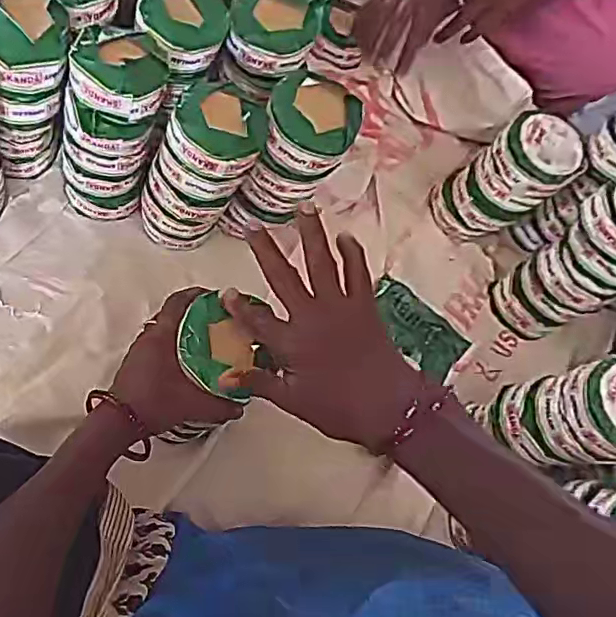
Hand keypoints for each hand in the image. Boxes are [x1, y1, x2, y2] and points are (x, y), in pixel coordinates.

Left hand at [108, 288, 247, 435]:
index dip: (197, 295)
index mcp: (161, 337)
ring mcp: (140, 350)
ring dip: (183, 330)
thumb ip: (220, 406)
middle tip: (215, 320)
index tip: (214, 298)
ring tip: (206, 341)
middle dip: (195, 313)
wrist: (119, 421)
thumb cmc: (150, 404)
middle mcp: (148, 338)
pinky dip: (174, 345)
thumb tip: (238, 406)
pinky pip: (158, 344)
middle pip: (173, 314)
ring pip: (165, 330)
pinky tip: (187, 362)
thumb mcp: (193, 405)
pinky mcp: (136, 363)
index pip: (178, 302)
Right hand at [225, 209, 429, 450]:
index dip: (239, 306)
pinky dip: (352, 253)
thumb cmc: (337, 407)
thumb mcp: (292, 400)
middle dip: (266, 250)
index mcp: (291, 342)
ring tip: (303, 209)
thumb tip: (225, 378)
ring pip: (322, 263)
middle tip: (253, 227)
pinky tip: (345, 237)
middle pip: (284, 277)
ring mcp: (341, 307)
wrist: (389, 406)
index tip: (226, 291)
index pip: (257, 319)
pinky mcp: (365, 306)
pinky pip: (358, 272)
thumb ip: (259, 382)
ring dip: (312, 235)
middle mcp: (312, 316)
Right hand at [354, 0, 459, 74]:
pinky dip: (362, 20)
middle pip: (393, 34)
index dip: (406, 58)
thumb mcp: (449, 1)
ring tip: (361, 54)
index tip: (399, 73)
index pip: (414, 41)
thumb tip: (428, 42)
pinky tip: (354, 31)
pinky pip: (371, 5)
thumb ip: (438, 23)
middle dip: (383, 53)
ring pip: (379, 22)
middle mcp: (410, 5)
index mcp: (428, 11)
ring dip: (369, 40)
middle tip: (374, 68)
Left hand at [435, 0, 554, 45]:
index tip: (428, 2)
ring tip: (438, 39)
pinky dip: (473, 33)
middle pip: (453, 4)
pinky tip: (465, 39)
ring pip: (464, 19)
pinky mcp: (505, 11)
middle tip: (423, 27)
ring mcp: (492, 0)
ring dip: (450, 30)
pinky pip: (485, 26)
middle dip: (438, 16)